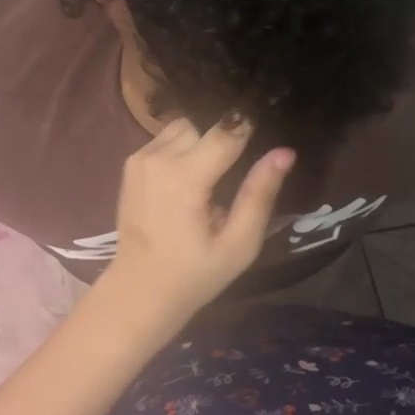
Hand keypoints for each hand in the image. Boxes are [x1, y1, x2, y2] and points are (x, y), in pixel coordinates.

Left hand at [100, 116, 294, 320]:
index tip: (264, 125)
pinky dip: (179, 148)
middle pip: (202, 125)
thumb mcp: (238, 244)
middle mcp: (159, 158)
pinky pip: (163, 139)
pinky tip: (186, 178)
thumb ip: (260, 194)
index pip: (225, 131)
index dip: (247, 126)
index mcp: (186, 177)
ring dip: (199, 141)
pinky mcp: (130, 163)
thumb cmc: (195, 274)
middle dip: (221, 140)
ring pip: (181, 127)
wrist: (139, 289)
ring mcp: (140, 158)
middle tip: (234, 170)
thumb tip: (284, 153)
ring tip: (210, 175)